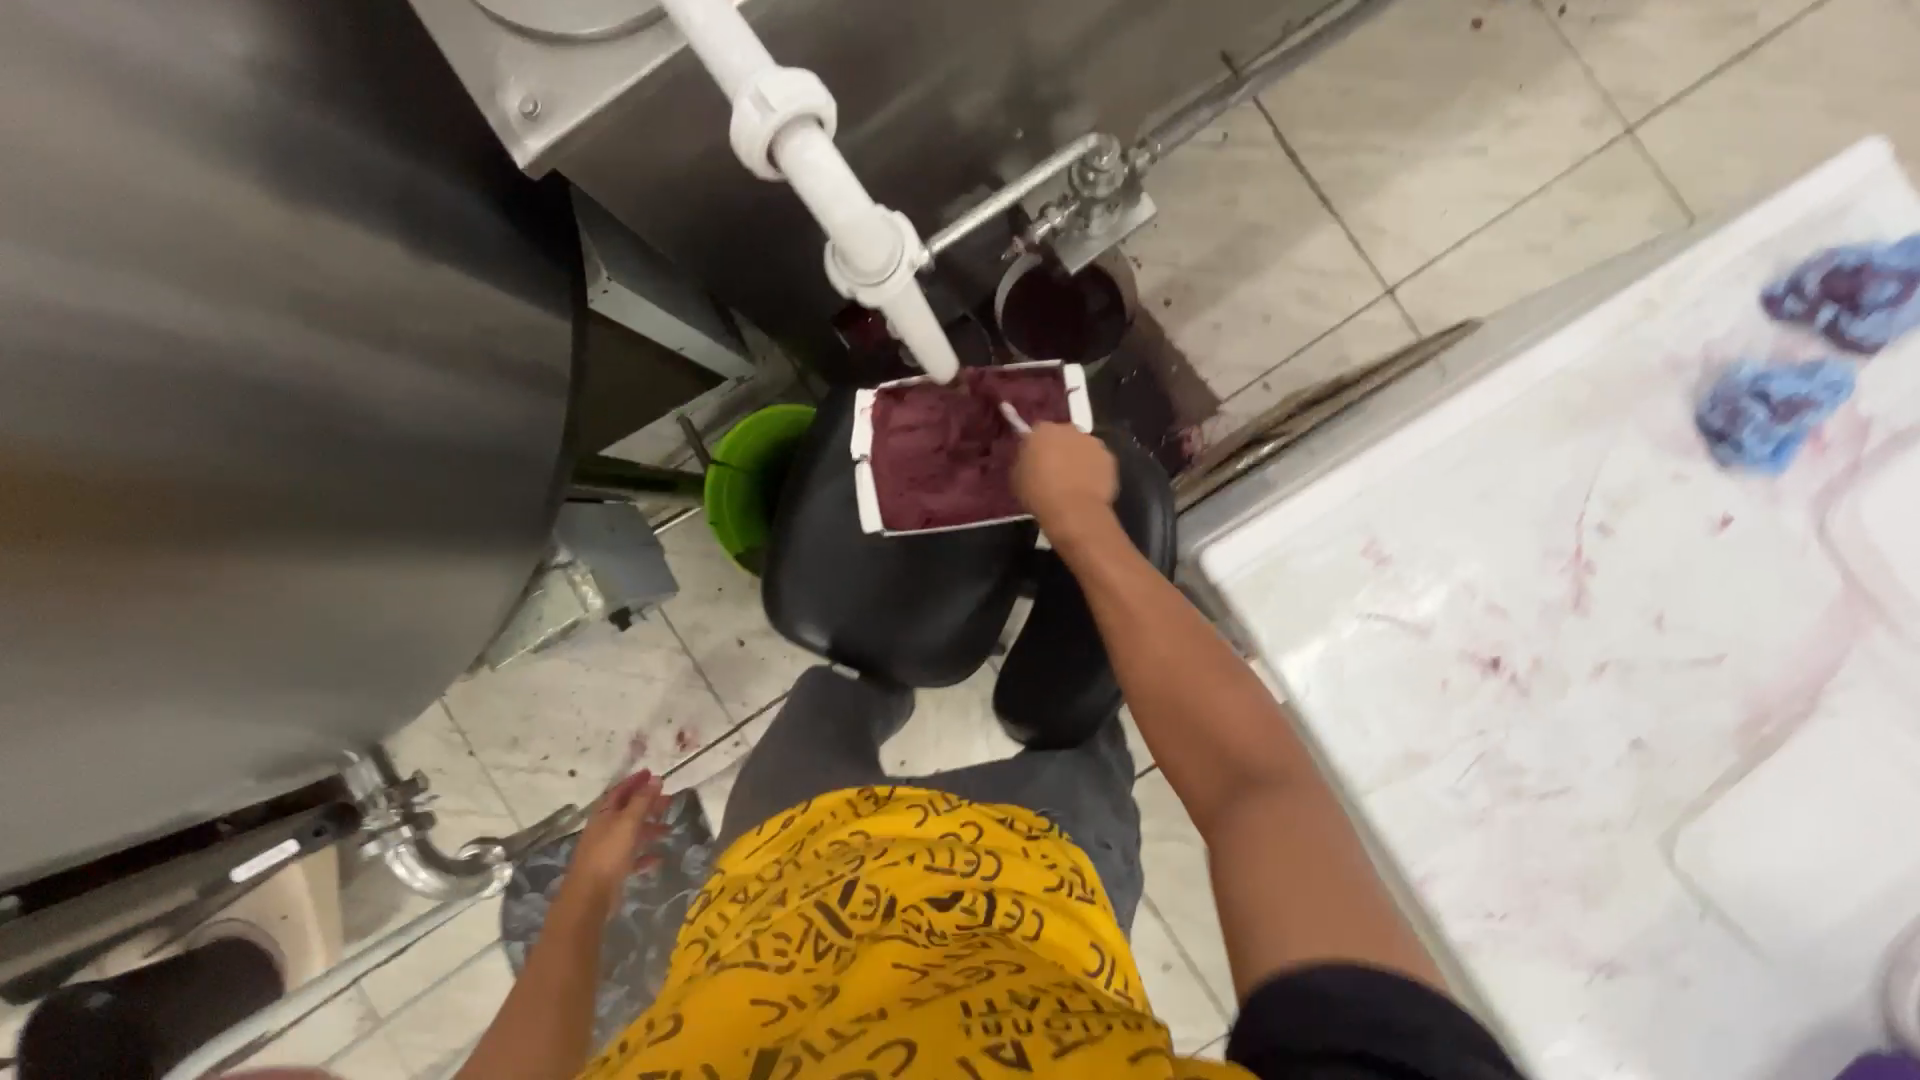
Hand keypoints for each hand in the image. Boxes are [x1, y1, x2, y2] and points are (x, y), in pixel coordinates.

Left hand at [559, 770, 666, 918]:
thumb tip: (656, 779)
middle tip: (668, 800)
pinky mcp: (613, 869)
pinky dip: (645, 854)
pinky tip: (658, 857)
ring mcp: (608, 849)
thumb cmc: (609, 853)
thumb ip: (642, 801)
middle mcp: (604, 828)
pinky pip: (632, 856)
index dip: (635, 781)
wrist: (590, 895)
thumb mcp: (628, 822)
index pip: (620, 791)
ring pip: (631, 833)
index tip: (652, 773)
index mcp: (604, 814)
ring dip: (649, 828)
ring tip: (669, 828)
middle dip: (647, 803)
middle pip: (627, 810)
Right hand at [1012, 423, 1118, 543]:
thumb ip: (1024, 460)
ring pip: (1082, 447)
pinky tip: (1088, 487)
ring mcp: (1092, 442)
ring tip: (1073, 481)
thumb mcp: (1017, 476)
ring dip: (1078, 457)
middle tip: (1054, 470)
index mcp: (1042, 430)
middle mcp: (1069, 429)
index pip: (1036, 432)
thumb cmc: (1038, 493)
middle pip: (1063, 435)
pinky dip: (1094, 469)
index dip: (1036, 447)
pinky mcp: (1110, 458)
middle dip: (1059, 448)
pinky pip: (1097, 461)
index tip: (1034, 460)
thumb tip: (1030, 458)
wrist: (1074, 510)